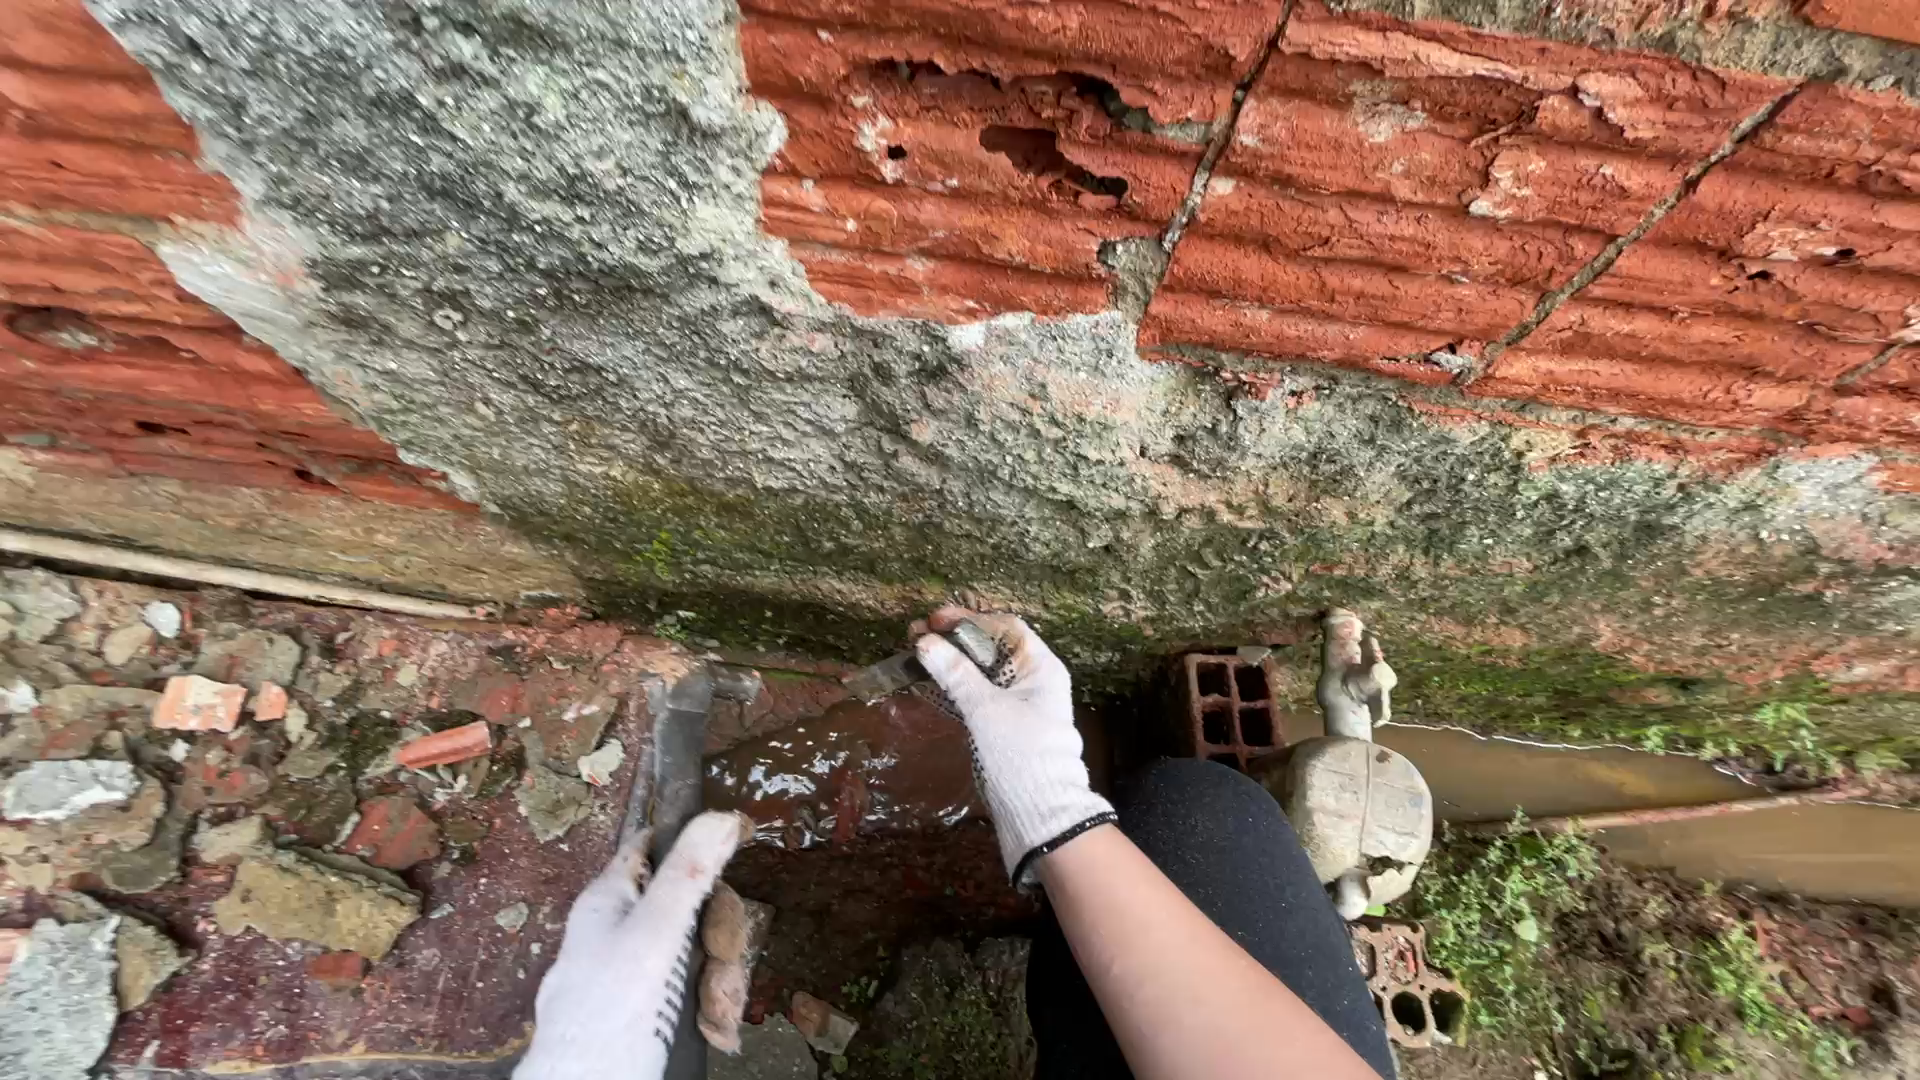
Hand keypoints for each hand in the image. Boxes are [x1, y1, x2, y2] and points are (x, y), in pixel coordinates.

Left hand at [514, 810, 749, 1079]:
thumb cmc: (614, 1005)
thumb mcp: (657, 929)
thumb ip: (690, 872)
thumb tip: (724, 814)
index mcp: (607, 899)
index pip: (651, 846)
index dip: (692, 841)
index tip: (733, 848)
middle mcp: (615, 930)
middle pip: (685, 905)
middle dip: (717, 932)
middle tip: (723, 955)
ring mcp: (626, 975)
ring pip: (691, 952)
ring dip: (718, 976)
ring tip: (718, 1008)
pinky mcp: (640, 1013)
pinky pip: (684, 992)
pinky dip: (705, 1005)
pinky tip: (713, 1024)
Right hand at [915, 606, 1114, 886]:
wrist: (1040, 817)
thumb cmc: (1021, 755)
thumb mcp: (986, 710)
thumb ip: (956, 674)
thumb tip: (925, 641)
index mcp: (1041, 667)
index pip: (1005, 627)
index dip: (969, 619)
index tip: (935, 620)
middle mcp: (1033, 679)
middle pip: (991, 647)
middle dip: (954, 638)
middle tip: (916, 634)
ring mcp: (1019, 703)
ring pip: (981, 671)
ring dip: (951, 660)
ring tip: (916, 651)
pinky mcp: (1004, 725)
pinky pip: (978, 694)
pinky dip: (955, 684)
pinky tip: (930, 680)